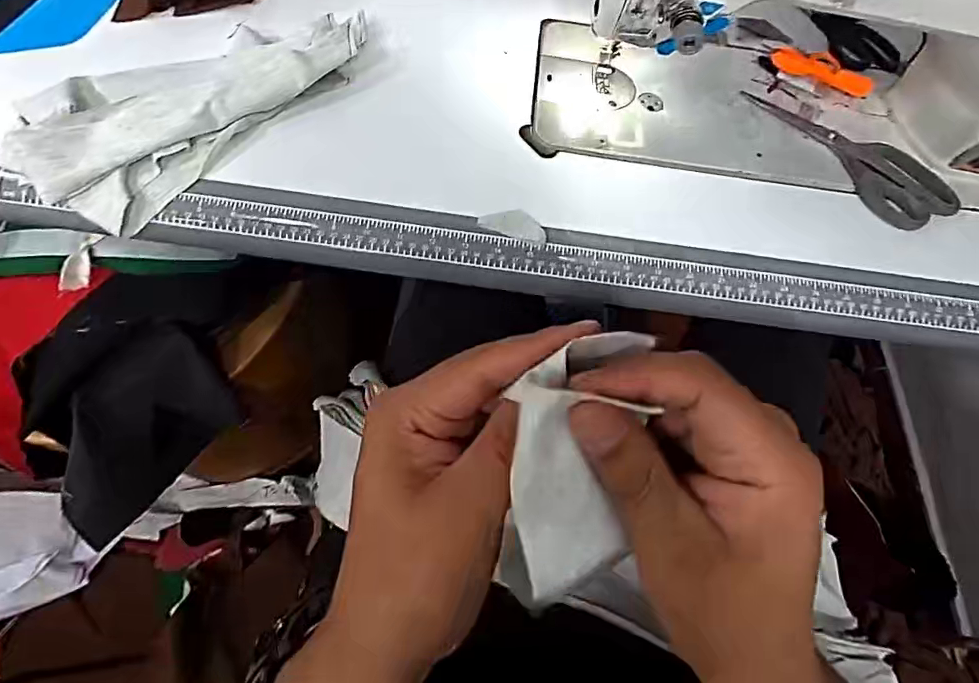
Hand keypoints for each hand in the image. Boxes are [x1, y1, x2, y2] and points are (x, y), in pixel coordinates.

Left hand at [283, 321, 598, 682]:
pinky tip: (557, 411)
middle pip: (485, 374)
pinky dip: (525, 420)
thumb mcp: (466, 506)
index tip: (585, 332)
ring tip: (585, 370)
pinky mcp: (445, 457)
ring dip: (535, 389)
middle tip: (594, 348)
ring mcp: (429, 434)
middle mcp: (414, 410)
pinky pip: (491, 426)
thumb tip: (543, 390)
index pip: (479, 365)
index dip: (536, 346)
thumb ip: (505, 441)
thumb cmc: (414, 579)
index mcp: (405, 411)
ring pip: (491, 397)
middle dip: (539, 362)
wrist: (385, 646)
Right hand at [568, 351, 827, 682]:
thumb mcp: (670, 548)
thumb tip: (584, 408)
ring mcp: (757, 441)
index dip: (636, 374)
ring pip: (687, 393)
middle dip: (631, 382)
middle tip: (573, 391)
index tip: (579, 385)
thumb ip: (631, 471)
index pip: (700, 384)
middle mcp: (772, 434)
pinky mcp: (738, 452)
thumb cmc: (724, 617)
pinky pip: (687, 416)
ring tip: (584, 405)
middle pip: (694, 382)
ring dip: (635, 398)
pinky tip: (613, 427)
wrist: (758, 665)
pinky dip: (647, 420)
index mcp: (772, 456)